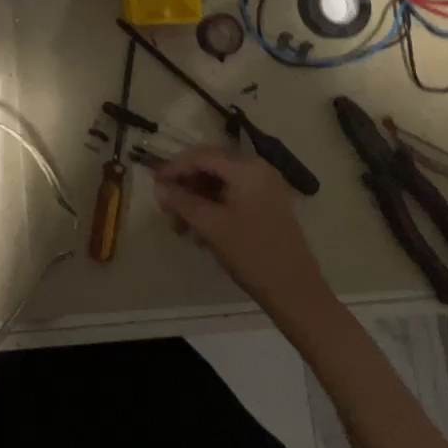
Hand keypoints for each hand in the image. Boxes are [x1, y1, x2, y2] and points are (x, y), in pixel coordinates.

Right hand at [152, 146, 332, 318]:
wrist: (295, 291)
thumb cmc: (251, 253)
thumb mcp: (209, 225)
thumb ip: (181, 201)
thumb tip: (158, 187)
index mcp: (246, 168)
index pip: (200, 156)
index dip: (173, 167)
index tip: (152, 184)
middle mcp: (257, 170)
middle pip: (210, 167)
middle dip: (185, 186)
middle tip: (166, 209)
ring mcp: (265, 188)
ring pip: (219, 184)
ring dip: (196, 200)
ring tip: (180, 227)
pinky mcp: (268, 206)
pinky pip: (232, 196)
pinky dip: (213, 208)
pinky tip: (200, 232)